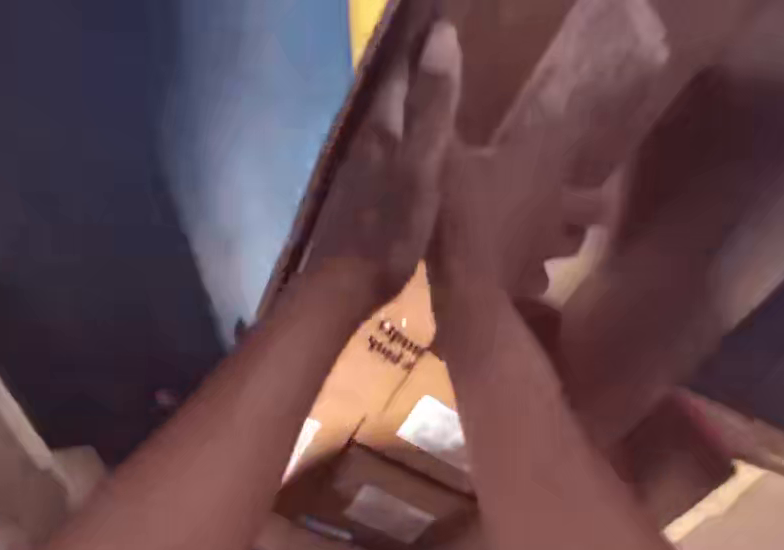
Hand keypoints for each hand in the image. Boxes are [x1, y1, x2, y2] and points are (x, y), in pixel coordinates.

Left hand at [307, 20, 460, 308]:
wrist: (342, 288)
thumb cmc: (388, 234)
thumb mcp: (421, 171)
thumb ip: (431, 110)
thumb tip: (440, 35)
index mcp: (383, 130)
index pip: (401, 69)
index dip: (421, 41)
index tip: (441, 16)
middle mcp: (364, 143)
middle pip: (388, 94)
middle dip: (412, 68)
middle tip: (439, 45)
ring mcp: (355, 174)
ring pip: (381, 125)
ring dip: (402, 104)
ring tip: (428, 89)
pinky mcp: (353, 202)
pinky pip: (378, 156)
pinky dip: (395, 141)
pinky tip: (404, 149)